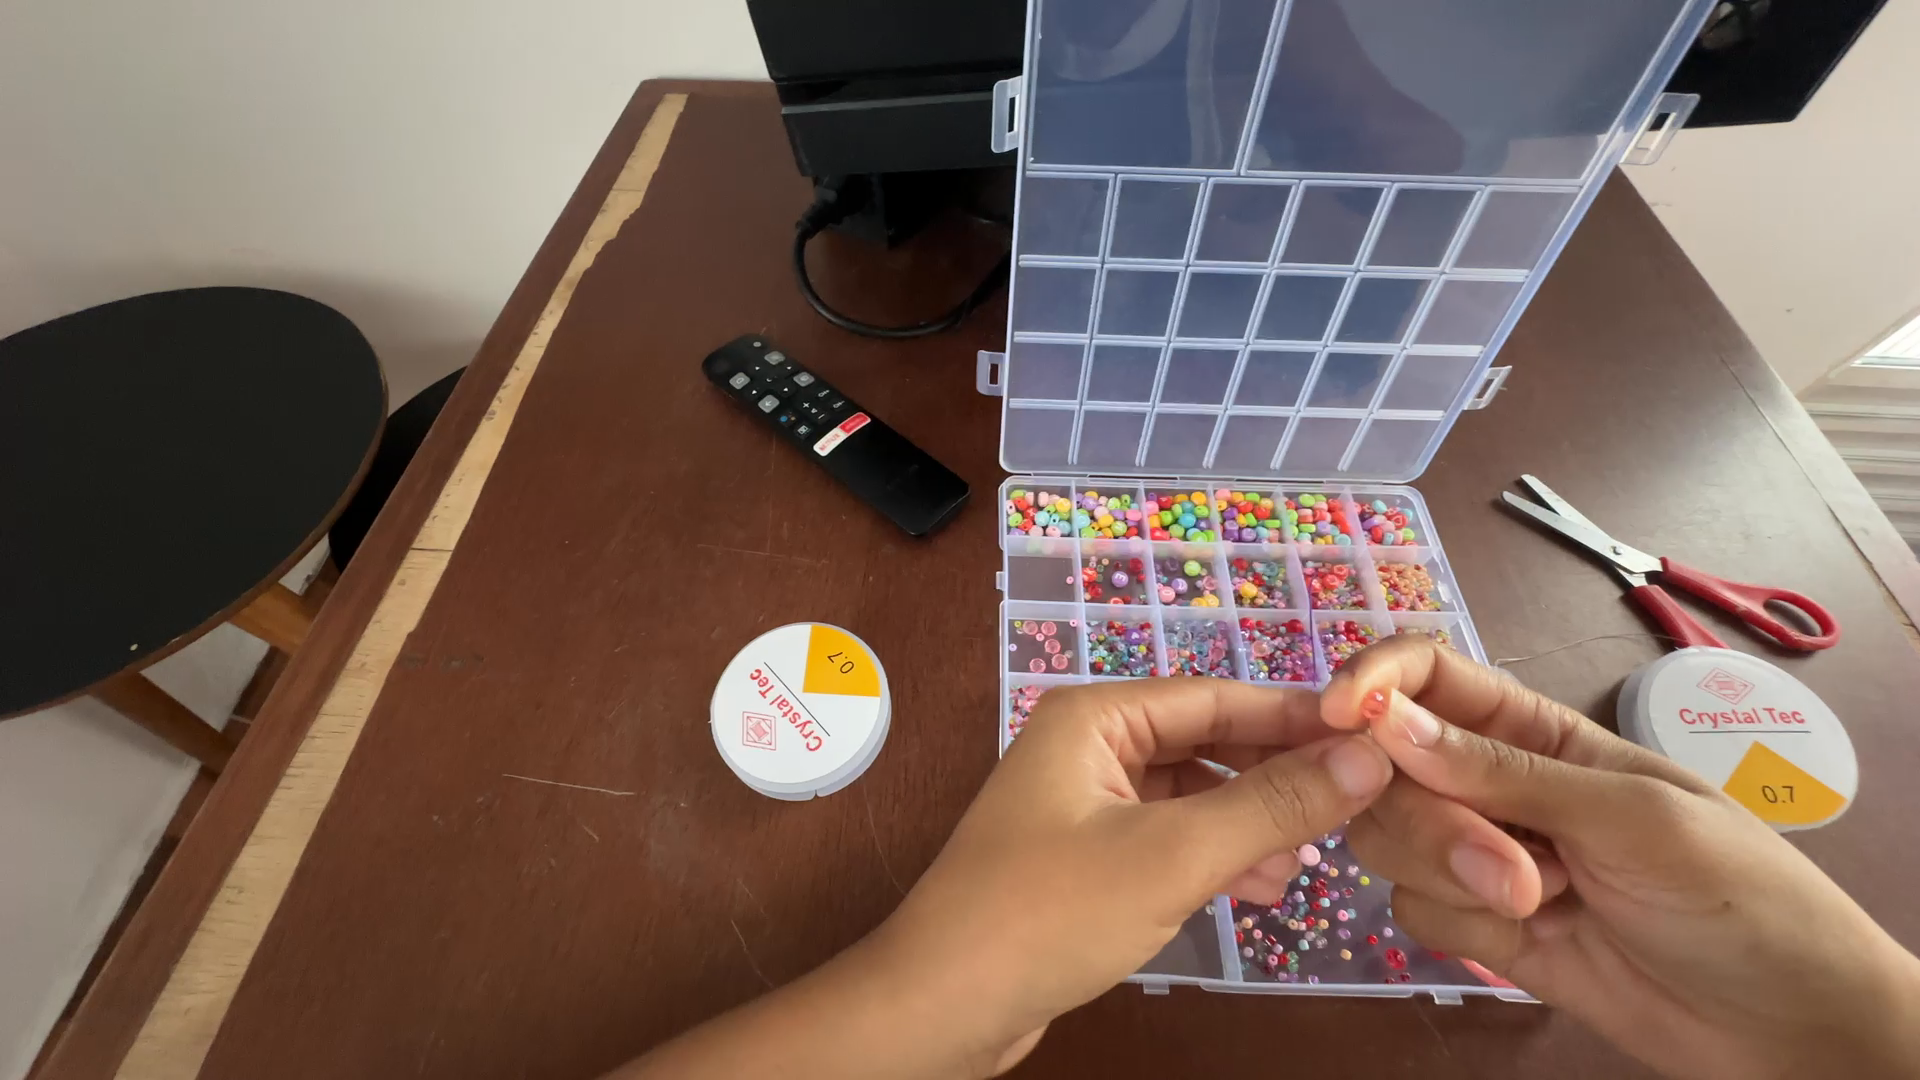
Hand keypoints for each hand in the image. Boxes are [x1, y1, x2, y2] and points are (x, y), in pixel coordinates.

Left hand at [878, 678, 1393, 1075]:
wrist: (947, 1001)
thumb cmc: (1052, 910)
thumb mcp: (1171, 855)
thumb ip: (1269, 804)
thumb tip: (1363, 755)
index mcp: (1095, 716)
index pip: (1212, 698)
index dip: (1291, 716)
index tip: (1372, 738)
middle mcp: (1087, 742)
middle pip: (1200, 742)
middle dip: (1270, 776)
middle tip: (1351, 807)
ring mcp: (1083, 796)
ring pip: (1187, 792)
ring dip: (1246, 821)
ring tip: (1306, 862)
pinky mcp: (1085, 848)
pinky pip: (1164, 832)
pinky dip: (1210, 853)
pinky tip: (1257, 885)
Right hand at [1319, 636, 1919, 1079]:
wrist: (1791, 1039)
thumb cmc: (1743, 899)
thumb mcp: (1634, 818)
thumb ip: (1502, 770)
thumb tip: (1382, 719)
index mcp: (1521, 728)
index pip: (1421, 672)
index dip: (1371, 678)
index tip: (1339, 714)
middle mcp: (1476, 778)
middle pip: (1381, 764)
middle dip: (1428, 819)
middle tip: (1509, 872)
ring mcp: (1463, 847)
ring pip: (1379, 831)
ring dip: (1445, 874)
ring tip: (1536, 904)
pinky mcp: (1460, 912)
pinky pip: (1405, 902)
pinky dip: (1458, 926)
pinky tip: (1526, 938)